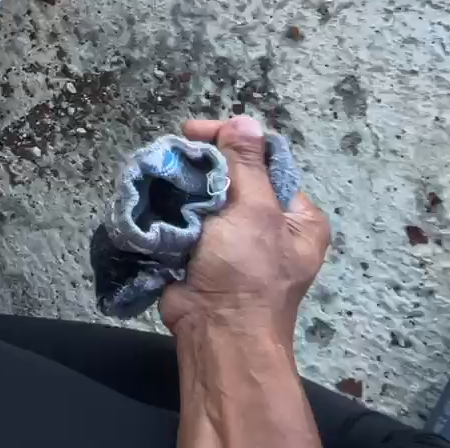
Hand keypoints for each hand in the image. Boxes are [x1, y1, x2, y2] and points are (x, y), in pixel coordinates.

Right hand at [160, 115, 330, 343]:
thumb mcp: (254, 213)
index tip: (192, 132)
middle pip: (231, 171)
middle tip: (171, 154)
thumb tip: (245, 121)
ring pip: (204, 189)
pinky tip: (155, 192)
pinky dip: (169, 199)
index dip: (230, 140)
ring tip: (158, 172)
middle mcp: (268, 222)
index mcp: (295, 215)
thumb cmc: (246, 273)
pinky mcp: (201, 244)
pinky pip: (186, 209)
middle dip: (200, 161)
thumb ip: (247, 166)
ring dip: (180, 180)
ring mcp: (232, 234)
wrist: (215, 328)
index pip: (264, 159)